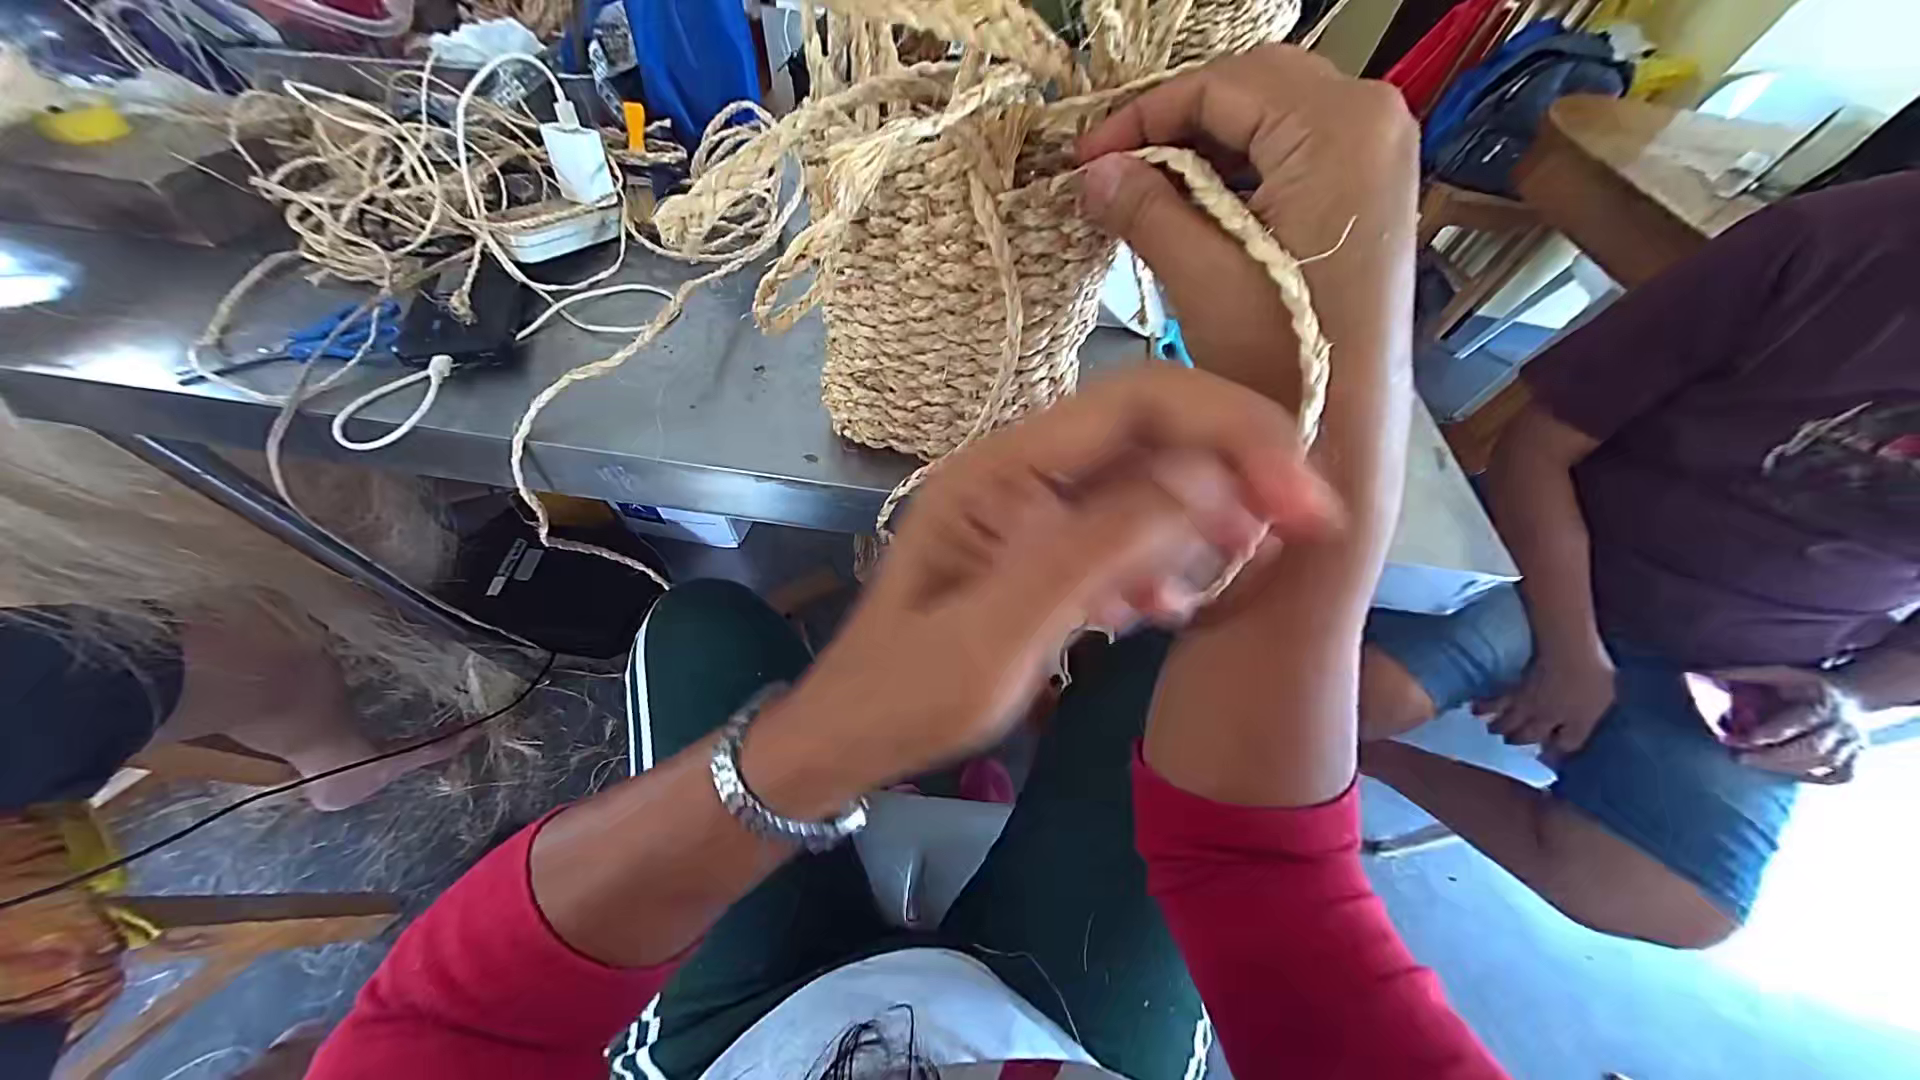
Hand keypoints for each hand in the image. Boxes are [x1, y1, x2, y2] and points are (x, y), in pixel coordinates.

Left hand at [744, 367, 1339, 809]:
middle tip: (1300, 525)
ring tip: (1240, 564)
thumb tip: (1209, 482)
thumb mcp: (1000, 633)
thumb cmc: (910, 693)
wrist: (851, 733)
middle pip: (1146, 433)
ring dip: (1201, 512)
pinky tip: (1162, 604)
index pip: (1135, 404)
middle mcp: (1015, 472)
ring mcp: (1025, 510)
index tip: (1301, 493)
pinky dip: (1157, 555)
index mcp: (999, 471)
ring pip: (1139, 481)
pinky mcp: (1034, 549)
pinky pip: (1116, 530)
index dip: (1229, 428)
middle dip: (1232, 466)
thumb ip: (1095, 550)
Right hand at [1076, 44, 1417, 392]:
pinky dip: (1231, 177)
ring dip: (1198, 153)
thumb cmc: (1281, 357)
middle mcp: (1371, 121)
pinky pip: (1285, 159)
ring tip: (1143, 194)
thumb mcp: (1202, 277)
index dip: (1143, 114)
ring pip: (1266, 122)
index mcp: (1337, 127)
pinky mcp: (1361, 196)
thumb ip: (1146, 210)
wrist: (1344, 422)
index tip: (1089, 155)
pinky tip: (1191, 212)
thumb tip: (1097, 173)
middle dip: (1171, 126)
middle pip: (1249, 90)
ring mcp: (1374, 157)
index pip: (1222, 83)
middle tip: (1111, 169)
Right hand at [1477, 647, 1616, 753]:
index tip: (1550, 755)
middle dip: (1521, 740)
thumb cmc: (1595, 671)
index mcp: (1578, 722)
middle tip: (1512, 742)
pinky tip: (1474, 708)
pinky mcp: (1512, 691)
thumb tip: (1585, 717)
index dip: (1558, 751)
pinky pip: (1495, 703)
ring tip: (1491, 729)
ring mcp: (1529, 706)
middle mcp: (1550, 719)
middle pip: (1530, 737)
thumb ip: (1592, 711)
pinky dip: (1484, 707)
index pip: (1566, 744)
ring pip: (1508, 724)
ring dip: (1499, 728)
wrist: (1569, 652)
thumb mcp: (1606, 696)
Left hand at [1713, 665, 1866, 783]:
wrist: (1852, 694)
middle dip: (1772, 756)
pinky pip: (1842, 775)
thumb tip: (1695, 671)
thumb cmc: (1800, 683)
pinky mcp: (1855, 757)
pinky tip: (1787, 773)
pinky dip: (1815, 778)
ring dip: (1786, 767)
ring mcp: (1853, 744)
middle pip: (1812, 749)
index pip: (1795, 724)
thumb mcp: (1774, 672)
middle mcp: (1842, 727)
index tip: (1733, 740)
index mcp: (1820, 705)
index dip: (1765, 734)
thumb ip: (1738, 673)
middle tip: (1738, 758)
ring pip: (1825, 764)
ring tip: (1752, 763)